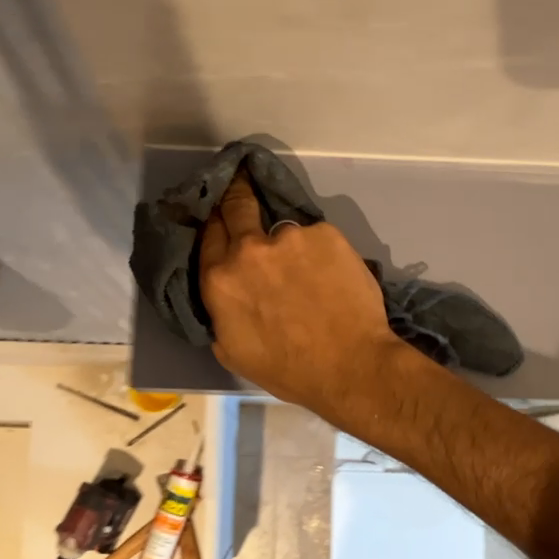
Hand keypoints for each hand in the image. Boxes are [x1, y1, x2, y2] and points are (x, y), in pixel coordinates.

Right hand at [198, 173, 403, 410]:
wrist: (350, 365)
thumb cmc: (289, 371)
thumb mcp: (233, 352)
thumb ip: (220, 314)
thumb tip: (225, 297)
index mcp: (219, 280)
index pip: (208, 234)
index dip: (215, 225)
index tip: (220, 220)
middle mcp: (249, 249)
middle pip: (237, 205)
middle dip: (237, 195)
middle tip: (242, 187)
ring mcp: (289, 237)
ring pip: (283, 229)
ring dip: (289, 243)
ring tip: (308, 268)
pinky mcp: (326, 234)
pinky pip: (316, 237)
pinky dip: (321, 252)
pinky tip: (333, 276)